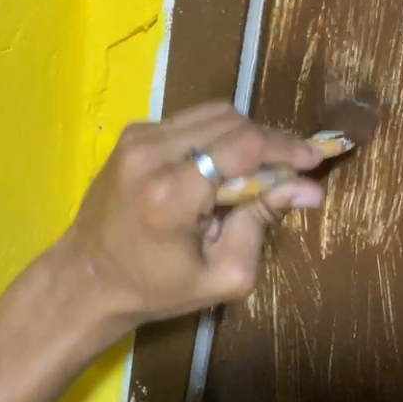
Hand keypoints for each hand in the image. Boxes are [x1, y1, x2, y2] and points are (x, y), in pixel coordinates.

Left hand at [54, 102, 326, 328]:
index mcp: (171, 194)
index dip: (284, 147)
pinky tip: (219, 167)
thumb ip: (263, 223)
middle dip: (268, 141)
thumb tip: (309, 188)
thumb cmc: (156, 288)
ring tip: (258, 169)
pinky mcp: (133, 133)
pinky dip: (215, 136)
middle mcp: (151, 152)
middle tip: (290, 169)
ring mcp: (137, 137)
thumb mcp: (222, 274)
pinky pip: (190, 120)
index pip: (242, 146)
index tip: (315, 157)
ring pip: (212, 113)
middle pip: (231, 121)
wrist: (86, 277)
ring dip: (243, 135)